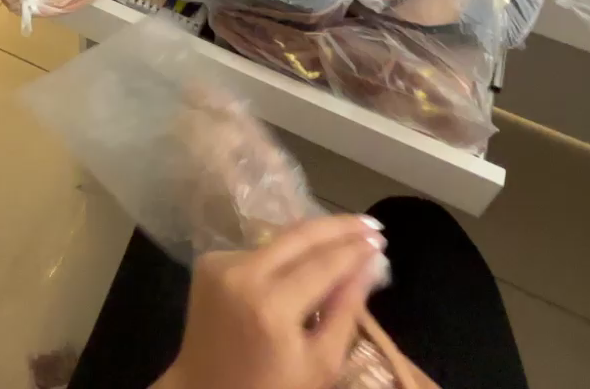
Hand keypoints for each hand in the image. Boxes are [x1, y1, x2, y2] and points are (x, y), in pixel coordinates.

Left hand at [159, 215, 387, 388]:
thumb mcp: (320, 366)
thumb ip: (346, 311)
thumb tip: (371, 263)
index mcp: (270, 306)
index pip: (322, 263)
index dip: (354, 248)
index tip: (380, 237)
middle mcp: (242, 273)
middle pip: (298, 235)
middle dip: (338, 226)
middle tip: (371, 224)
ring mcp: (220, 263)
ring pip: (278, 239)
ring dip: (313, 236)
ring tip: (348, 235)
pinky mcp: (209, 261)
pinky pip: (258, 250)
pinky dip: (284, 252)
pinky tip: (308, 256)